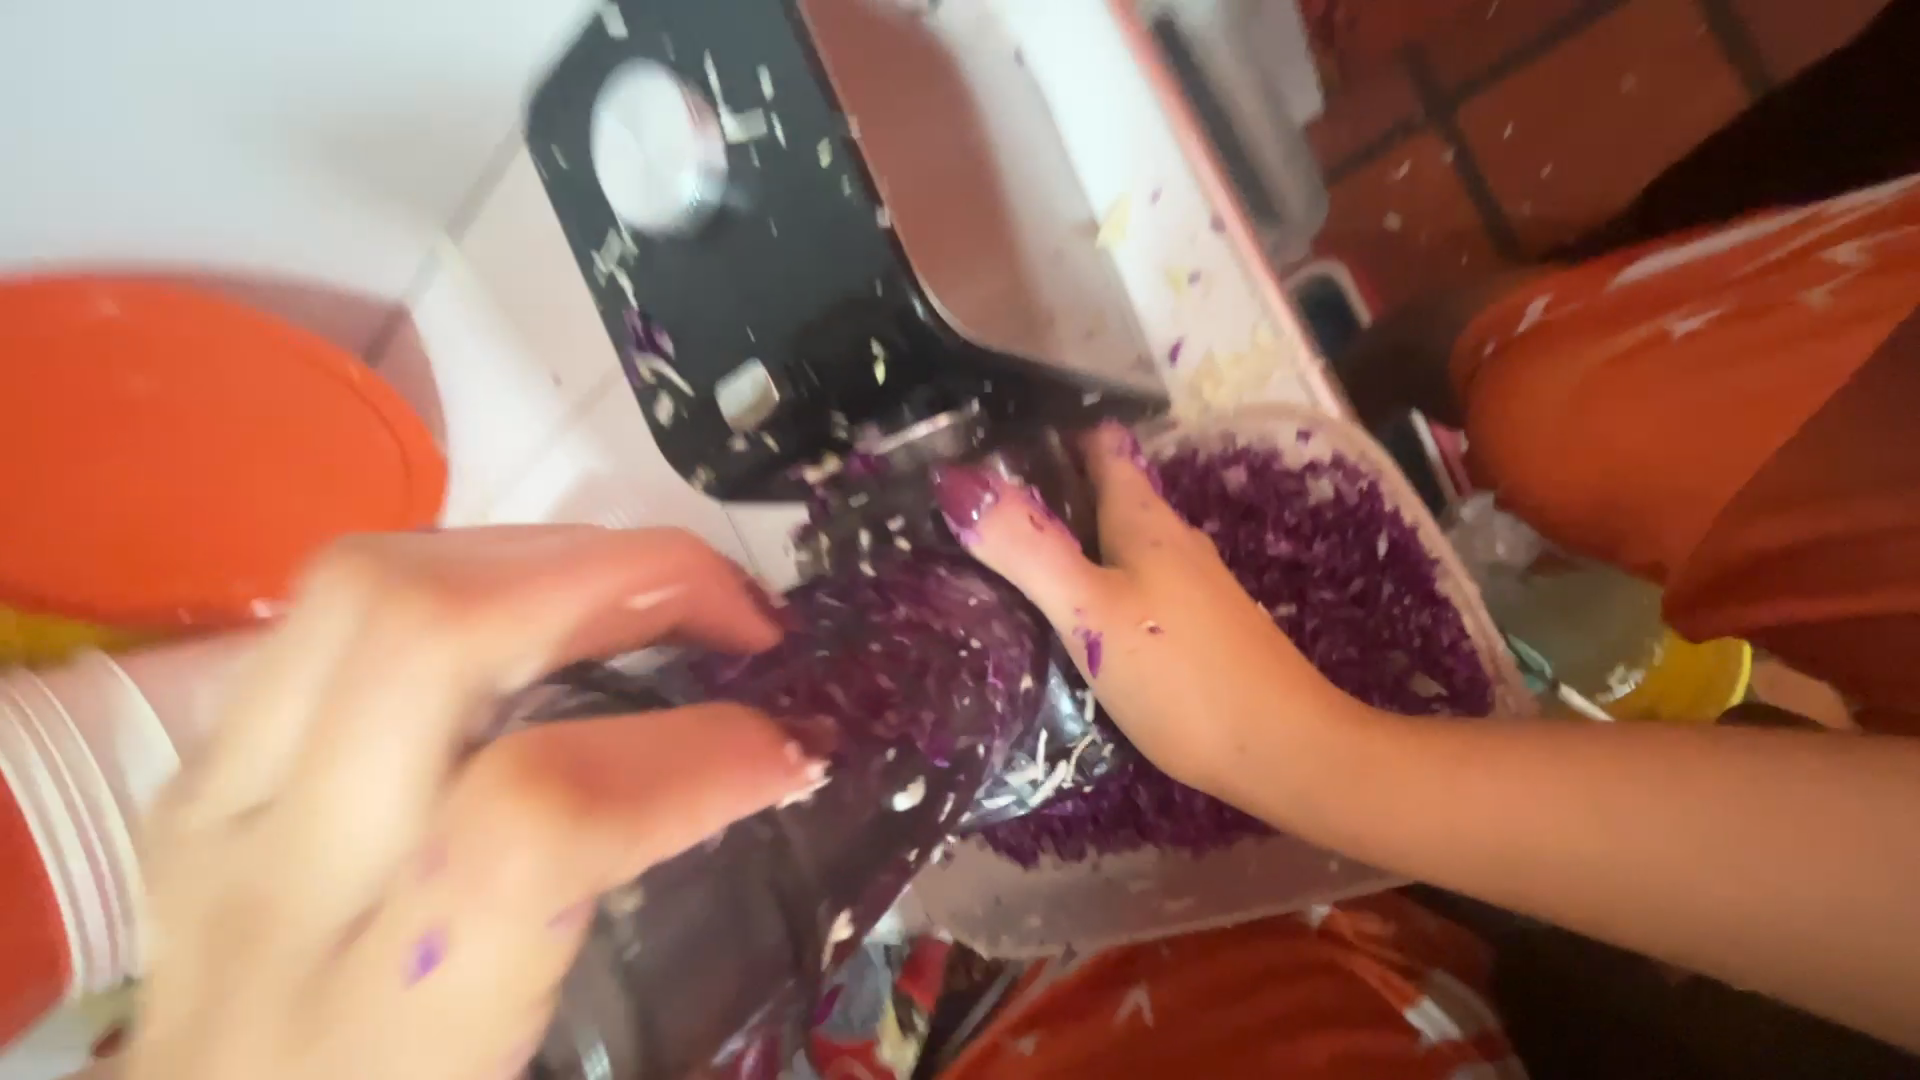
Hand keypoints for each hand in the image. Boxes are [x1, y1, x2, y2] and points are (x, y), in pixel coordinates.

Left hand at [129, 527, 822, 1079]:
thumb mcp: (579, 1078)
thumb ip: (693, 985)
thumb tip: (794, 795)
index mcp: (380, 1028)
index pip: (534, 820)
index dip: (694, 756)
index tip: (793, 749)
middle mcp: (275, 888)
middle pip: (436, 633)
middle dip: (633, 581)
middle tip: (741, 617)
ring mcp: (219, 804)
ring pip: (380, 583)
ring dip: (564, 554)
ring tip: (664, 597)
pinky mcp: (210, 763)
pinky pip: (350, 601)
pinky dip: (490, 571)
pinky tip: (559, 615)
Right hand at [937, 423, 1354, 795]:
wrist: (1284, 753)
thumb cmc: (1181, 675)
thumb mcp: (1089, 613)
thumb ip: (1028, 551)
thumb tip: (959, 484)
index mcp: (1145, 522)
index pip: (1102, 449)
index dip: (1056, 437)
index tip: (998, 446)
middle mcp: (1172, 541)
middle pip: (1109, 494)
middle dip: (1054, 492)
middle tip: (987, 510)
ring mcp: (1191, 586)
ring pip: (1122, 543)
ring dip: (1076, 540)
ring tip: (1018, 558)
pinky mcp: (1197, 628)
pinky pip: (1134, 585)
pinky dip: (1098, 583)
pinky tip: (1075, 615)